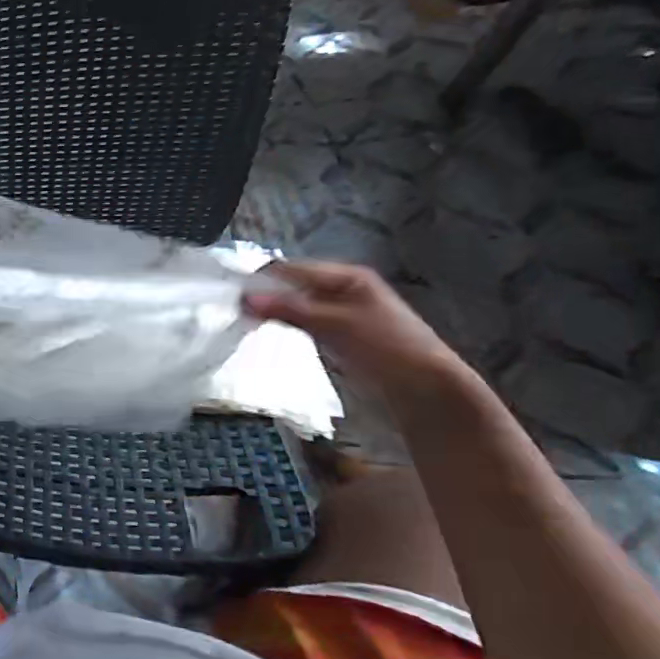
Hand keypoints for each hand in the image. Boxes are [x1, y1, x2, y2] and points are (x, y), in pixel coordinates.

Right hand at [244, 261, 467, 399]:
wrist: (427, 389)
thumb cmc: (385, 348)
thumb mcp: (335, 324)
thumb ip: (290, 309)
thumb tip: (245, 299)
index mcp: (348, 276)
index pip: (294, 269)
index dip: (264, 279)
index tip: (233, 295)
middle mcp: (345, 289)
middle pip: (295, 286)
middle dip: (268, 296)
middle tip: (236, 313)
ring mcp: (344, 314)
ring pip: (299, 306)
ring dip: (277, 313)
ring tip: (247, 323)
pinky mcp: (343, 337)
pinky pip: (308, 325)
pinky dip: (290, 327)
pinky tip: (274, 336)